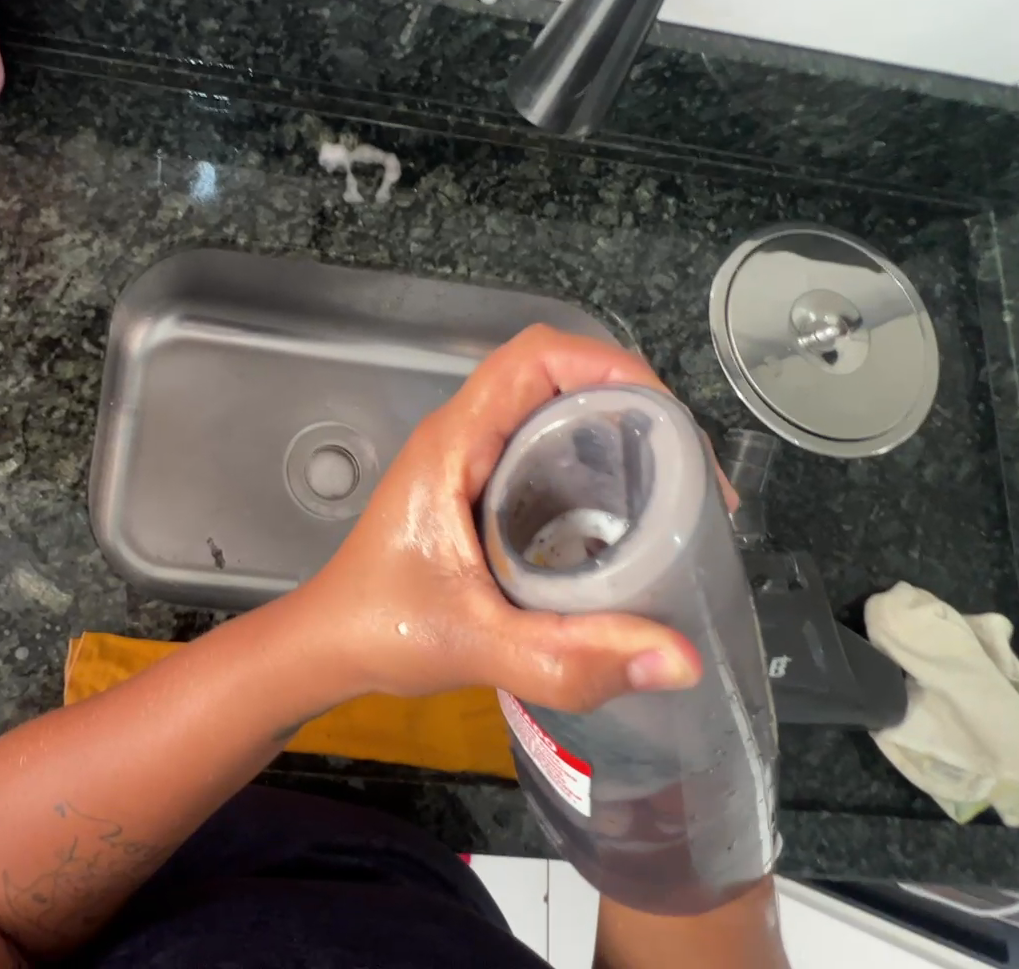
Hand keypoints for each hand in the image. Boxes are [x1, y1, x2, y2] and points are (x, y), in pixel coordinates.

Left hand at [289, 325, 708, 711]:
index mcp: (452, 445)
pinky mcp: (472, 489)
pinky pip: (539, 453)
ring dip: (611, 438)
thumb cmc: (380, 630)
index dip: (608, 366)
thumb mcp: (475, 645)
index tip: (666, 424)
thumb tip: (679, 661)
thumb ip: (568, 660)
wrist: (333, 642)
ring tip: (670, 497)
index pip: (534, 358)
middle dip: (627, 408)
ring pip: (549, 414)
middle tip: (685, 476)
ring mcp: (464, 461)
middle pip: (553, 377)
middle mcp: (459, 438)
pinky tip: (622, 522)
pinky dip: (587, 469)